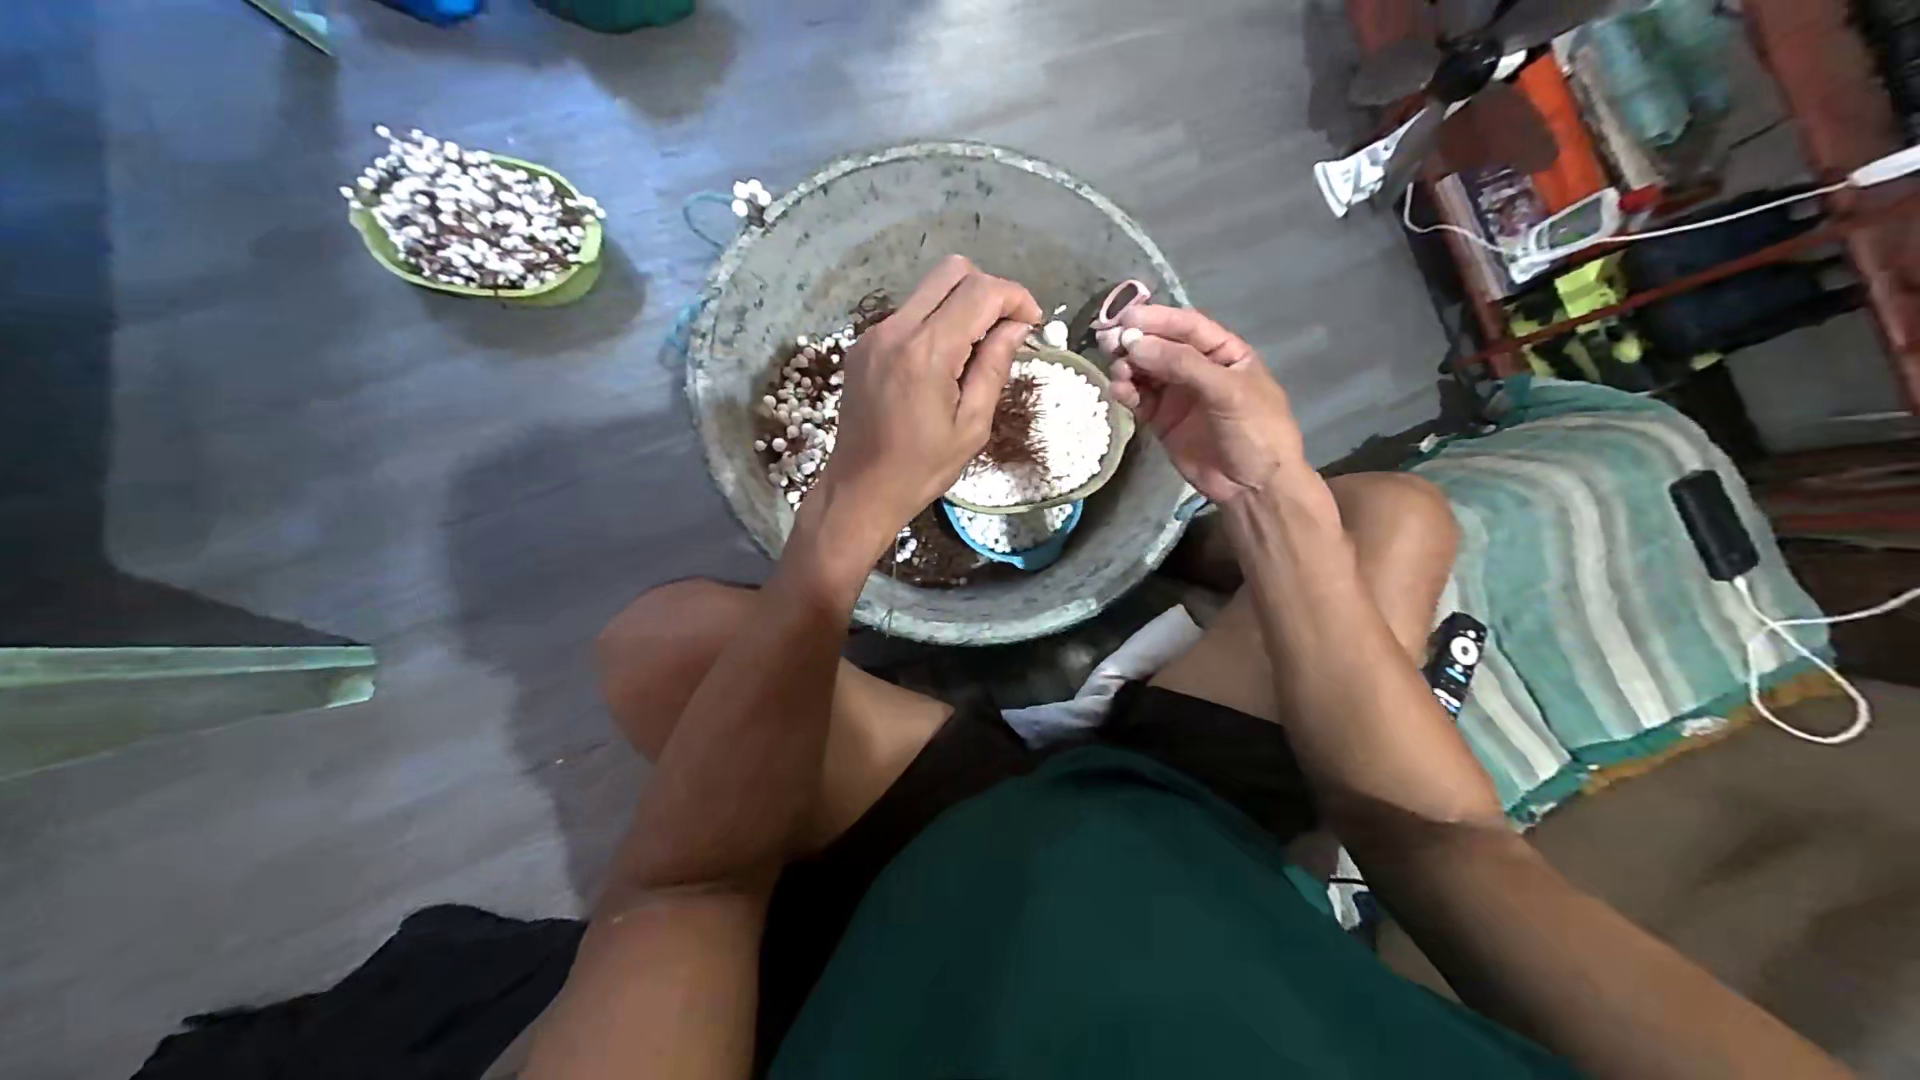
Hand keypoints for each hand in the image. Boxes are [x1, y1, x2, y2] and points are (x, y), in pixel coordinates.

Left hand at [807, 255, 1040, 550]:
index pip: (980, 292)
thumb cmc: (922, 468)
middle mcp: (895, 330)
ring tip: (975, 351)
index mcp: (926, 353)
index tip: (1032, 323)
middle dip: (988, 291)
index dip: (1016, 298)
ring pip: (928, 290)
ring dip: (960, 306)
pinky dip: (934, 322)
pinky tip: (942, 362)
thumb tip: (1017, 327)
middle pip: (952, 271)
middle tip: (1004, 329)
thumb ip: (994, 367)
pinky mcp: (862, 346)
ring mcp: (873, 335)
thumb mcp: (971, 425)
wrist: (861, 489)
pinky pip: (908, 314)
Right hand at [1105, 305, 1306, 504]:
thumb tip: (1135, 344)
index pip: (1186, 327)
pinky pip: (1139, 399)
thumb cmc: (1256, 430)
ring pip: (1145, 371)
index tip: (1126, 318)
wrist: (1254, 487)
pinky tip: (1118, 391)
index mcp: (1223, 353)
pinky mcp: (1161, 420)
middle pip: (1160, 346)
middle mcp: (1197, 368)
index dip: (1157, 320)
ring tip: (1117, 371)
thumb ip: (1182, 365)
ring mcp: (1177, 395)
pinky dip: (1126, 393)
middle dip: (1134, 341)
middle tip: (1107, 340)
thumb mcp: (1228, 391)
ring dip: (1127, 367)